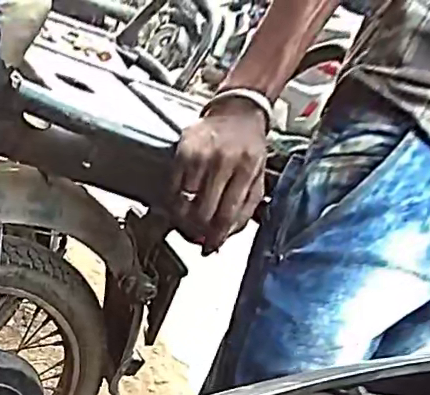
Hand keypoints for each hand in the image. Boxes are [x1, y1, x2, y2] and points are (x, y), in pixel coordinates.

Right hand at [170, 100, 269, 253]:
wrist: (237, 111)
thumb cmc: (247, 145)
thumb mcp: (258, 173)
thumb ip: (246, 206)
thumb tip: (225, 235)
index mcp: (248, 166)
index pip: (228, 212)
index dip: (217, 235)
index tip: (210, 247)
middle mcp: (225, 159)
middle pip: (203, 212)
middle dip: (199, 230)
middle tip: (197, 235)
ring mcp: (202, 156)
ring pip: (184, 205)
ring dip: (184, 219)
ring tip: (188, 220)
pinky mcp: (183, 153)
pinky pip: (171, 191)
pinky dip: (173, 203)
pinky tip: (180, 204)